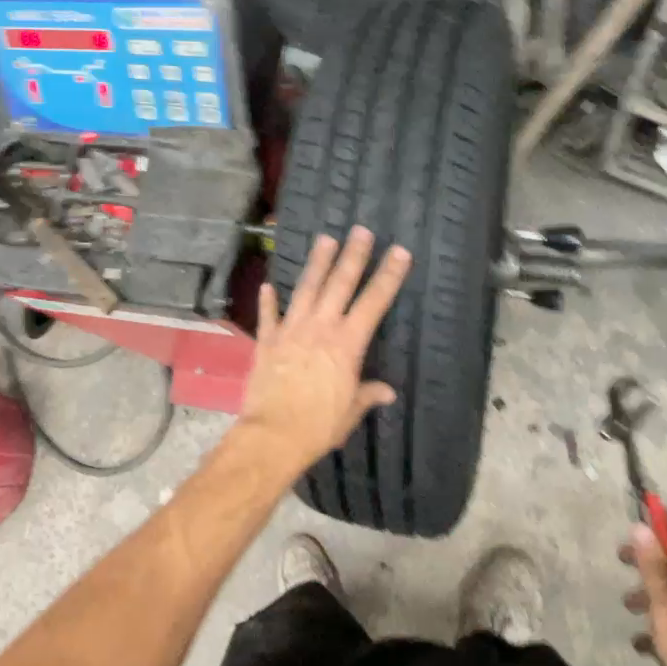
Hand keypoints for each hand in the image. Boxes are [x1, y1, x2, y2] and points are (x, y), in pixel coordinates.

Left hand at [235, 227, 409, 476]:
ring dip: (317, 263)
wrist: (273, 435)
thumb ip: (367, 394)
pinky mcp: (267, 341)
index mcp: (347, 344)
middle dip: (353, 256)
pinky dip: (268, 301)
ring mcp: (291, 331)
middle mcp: (320, 328)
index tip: (399, 252)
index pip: (374, 302)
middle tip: (361, 231)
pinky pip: (269, 316)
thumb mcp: (350, 411)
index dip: (388, 276)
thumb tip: (387, 390)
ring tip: (325, 239)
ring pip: (306, 289)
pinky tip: (268, 285)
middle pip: (339, 284)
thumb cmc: (319, 425)